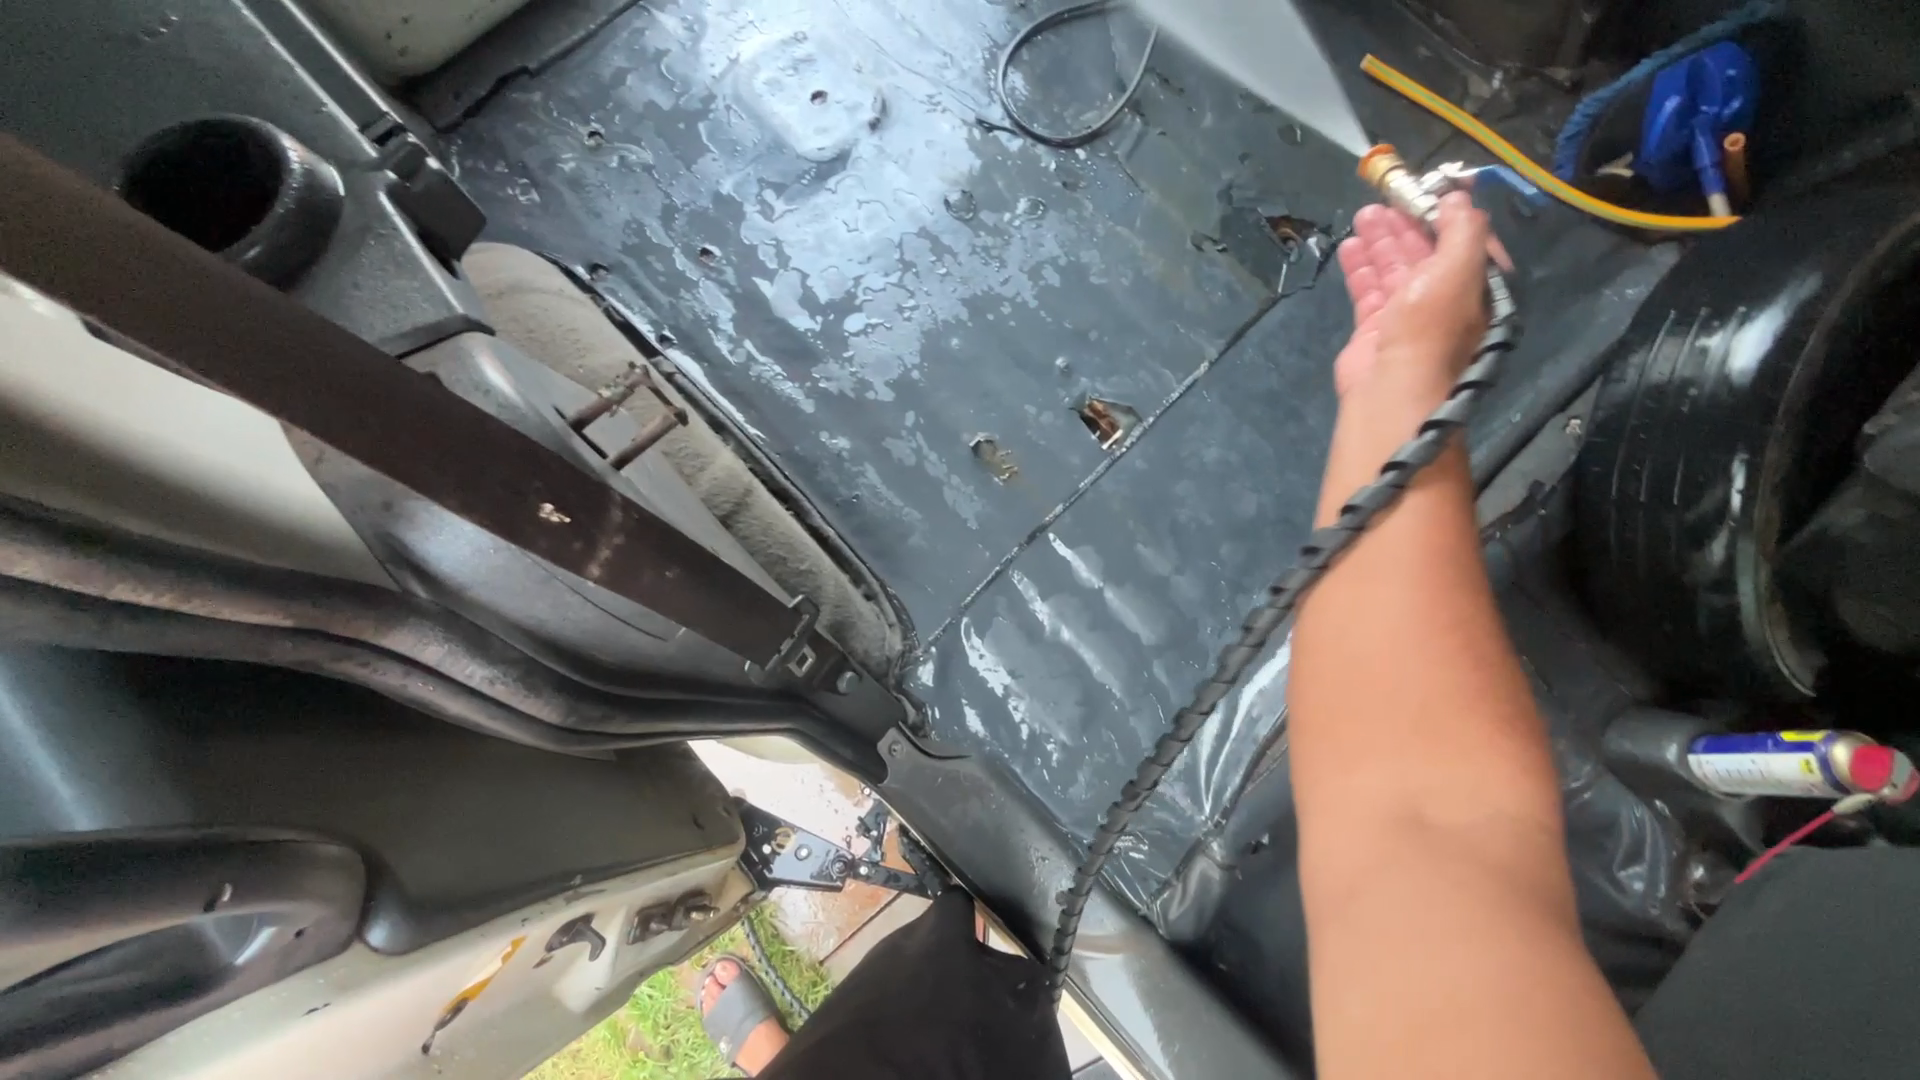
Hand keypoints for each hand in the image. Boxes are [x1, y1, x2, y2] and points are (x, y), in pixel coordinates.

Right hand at [1333, 192, 1496, 401]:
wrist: (1392, 384)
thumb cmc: (1431, 325)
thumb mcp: (1459, 267)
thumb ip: (1462, 228)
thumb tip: (1458, 196)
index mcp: (1473, 285)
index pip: (1464, 241)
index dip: (1447, 213)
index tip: (1428, 189)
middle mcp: (1443, 298)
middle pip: (1423, 251)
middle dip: (1406, 224)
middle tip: (1385, 198)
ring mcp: (1406, 314)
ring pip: (1393, 268)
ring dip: (1379, 241)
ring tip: (1362, 216)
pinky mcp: (1374, 328)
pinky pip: (1368, 289)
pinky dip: (1359, 267)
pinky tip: (1350, 247)